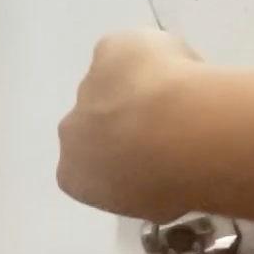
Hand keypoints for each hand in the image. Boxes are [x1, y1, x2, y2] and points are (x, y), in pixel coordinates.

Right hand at [57, 30, 204, 220]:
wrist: (181, 139)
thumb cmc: (170, 185)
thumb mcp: (153, 204)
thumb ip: (145, 186)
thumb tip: (162, 176)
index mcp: (73, 173)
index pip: (88, 168)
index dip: (122, 162)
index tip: (152, 163)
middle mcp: (70, 129)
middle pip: (94, 122)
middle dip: (125, 123)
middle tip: (169, 131)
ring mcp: (87, 85)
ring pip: (112, 84)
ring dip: (139, 90)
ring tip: (183, 101)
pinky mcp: (108, 49)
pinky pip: (129, 51)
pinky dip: (153, 57)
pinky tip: (182, 72)